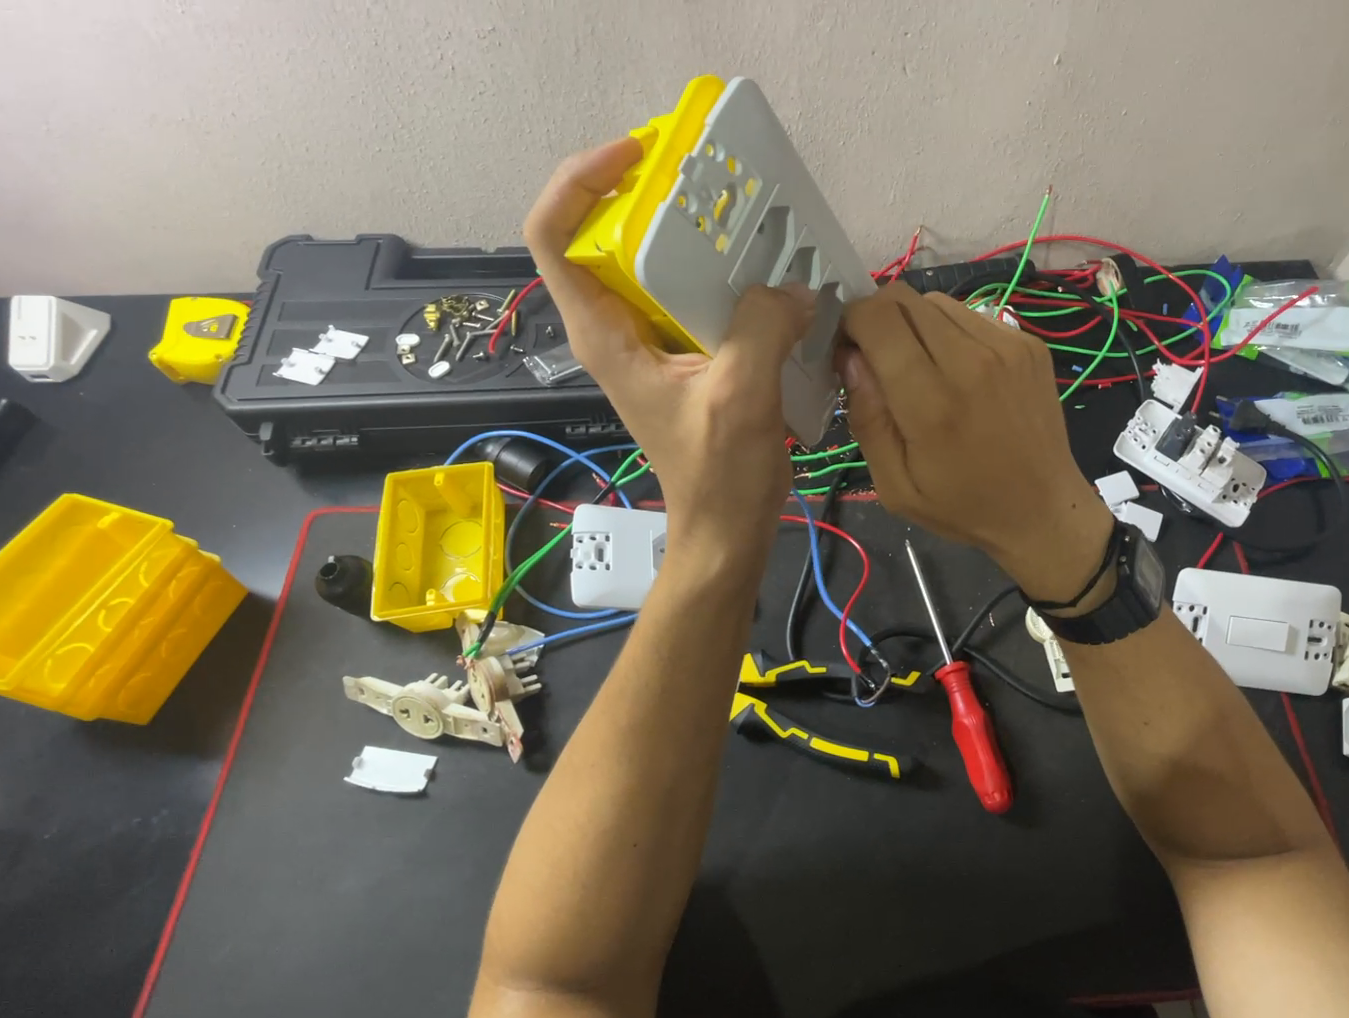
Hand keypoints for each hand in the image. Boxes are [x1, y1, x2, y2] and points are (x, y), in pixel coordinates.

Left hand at [524, 138, 813, 560]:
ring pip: (654, 266)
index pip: (555, 233)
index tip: (640, 155)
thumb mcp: (740, 397)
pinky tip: (766, 274)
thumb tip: (793, 285)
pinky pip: (692, 297)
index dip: (580, 178)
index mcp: (605, 334)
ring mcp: (649, 345)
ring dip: (693, 235)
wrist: (725, 531)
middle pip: (607, 238)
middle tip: (709, 178)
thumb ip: (762, 328)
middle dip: (651, 197)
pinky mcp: (681, 358)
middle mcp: (617, 331)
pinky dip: (722, 275)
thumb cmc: (720, 475)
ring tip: (744, 215)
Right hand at [838, 282, 1113, 602]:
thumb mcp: (896, 486)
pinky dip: (951, 334)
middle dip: (877, 320)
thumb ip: (867, 419)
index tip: (847, 352)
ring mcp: (1006, 346)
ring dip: (914, 325)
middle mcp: (970, 361)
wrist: (1043, 511)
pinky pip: (970, 315)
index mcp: (931, 402)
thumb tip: (849, 358)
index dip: (850, 324)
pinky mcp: (1028, 343)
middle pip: (902, 299)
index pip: (876, 318)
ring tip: (920, 369)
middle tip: (878, 360)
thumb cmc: (962, 507)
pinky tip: (959, 374)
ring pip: (936, 302)